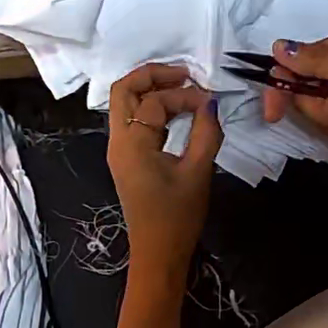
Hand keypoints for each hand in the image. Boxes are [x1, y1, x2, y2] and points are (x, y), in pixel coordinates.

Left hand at [106, 63, 222, 276]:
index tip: (210, 102)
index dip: (184, 95)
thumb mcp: (198, 172)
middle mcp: (117, 141)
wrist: (158, 253)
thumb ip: (205, 133)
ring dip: (151, 90)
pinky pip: (132, 121)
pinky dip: (151, 108)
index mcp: (131, 144)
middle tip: (185, 74)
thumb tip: (210, 103)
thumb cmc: (177, 217)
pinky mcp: (126, 158)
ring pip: (124, 104)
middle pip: (123, 90)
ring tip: (184, 89)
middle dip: (152, 75)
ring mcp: (118, 150)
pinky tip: (176, 111)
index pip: (154, 102)